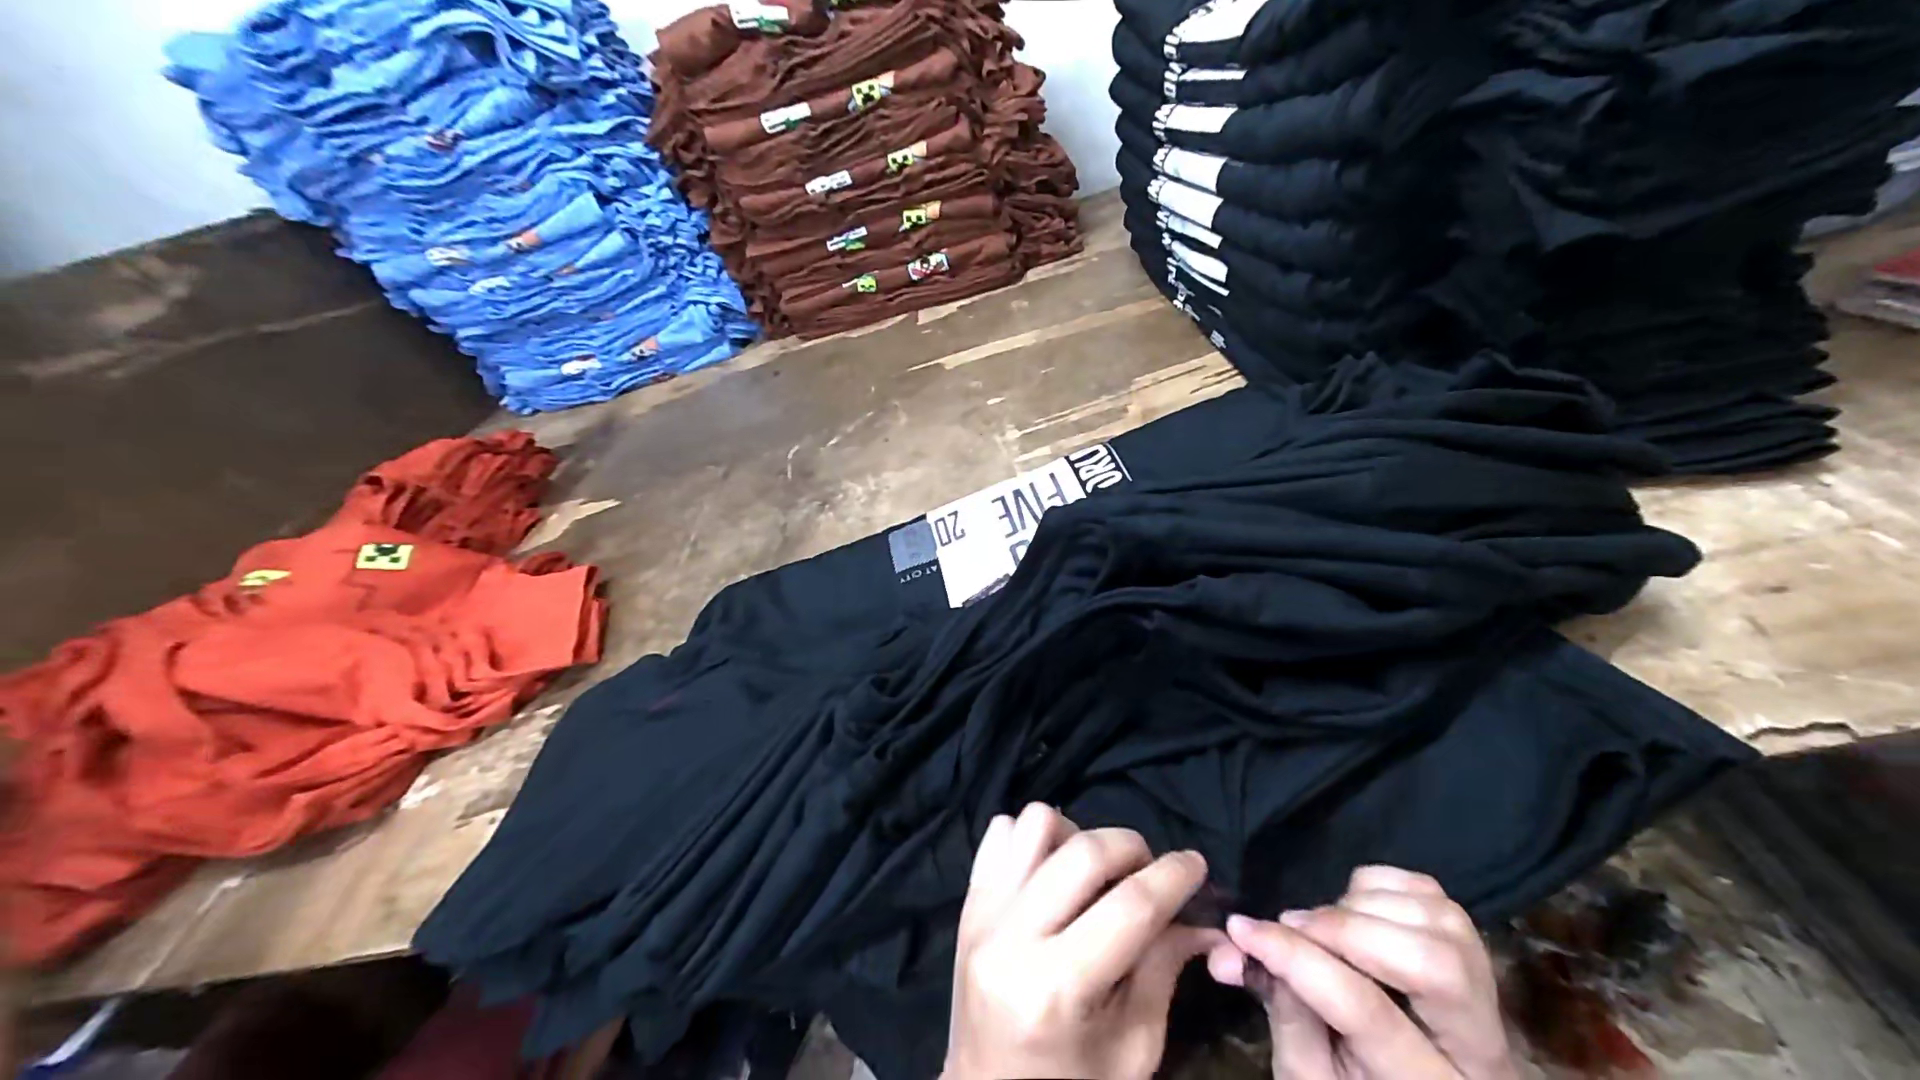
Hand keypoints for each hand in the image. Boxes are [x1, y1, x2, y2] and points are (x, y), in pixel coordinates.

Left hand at [943, 803, 1218, 1079]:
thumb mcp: (1132, 1049)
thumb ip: (1162, 971)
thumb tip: (1202, 920)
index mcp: (1056, 989)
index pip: (1128, 907)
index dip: (1172, 877)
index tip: (1196, 863)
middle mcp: (1011, 939)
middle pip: (1084, 853)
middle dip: (1132, 848)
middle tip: (1152, 870)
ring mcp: (982, 914)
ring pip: (1037, 826)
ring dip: (1079, 835)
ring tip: (1096, 872)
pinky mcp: (967, 902)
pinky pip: (1001, 833)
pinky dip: (1034, 837)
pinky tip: (1054, 868)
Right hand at [1207, 866, 1518, 1079]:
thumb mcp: (1308, 1077)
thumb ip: (1281, 1014)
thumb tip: (1240, 948)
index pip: (1368, 1012)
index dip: (1298, 961)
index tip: (1243, 930)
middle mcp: (1482, 1045)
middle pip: (1434, 965)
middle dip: (1346, 929)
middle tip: (1294, 924)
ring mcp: (1490, 996)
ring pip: (1440, 923)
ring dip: (1362, 907)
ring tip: (1320, 924)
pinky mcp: (1478, 953)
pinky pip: (1435, 897)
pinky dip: (1381, 887)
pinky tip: (1352, 908)